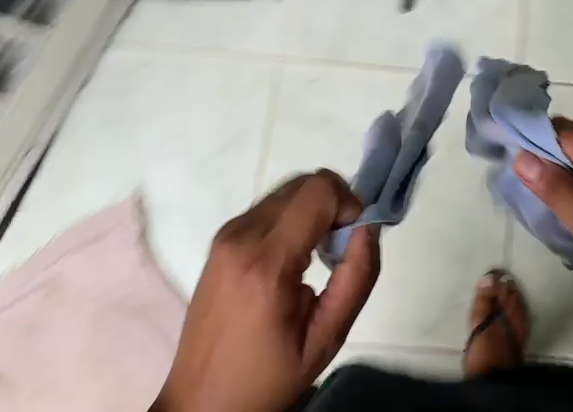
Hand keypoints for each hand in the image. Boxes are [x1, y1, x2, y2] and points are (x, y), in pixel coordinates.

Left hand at [159, 171, 380, 411]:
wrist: (202, 403)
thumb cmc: (267, 377)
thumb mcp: (326, 339)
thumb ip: (357, 277)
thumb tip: (370, 225)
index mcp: (267, 263)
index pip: (318, 190)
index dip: (348, 204)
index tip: (351, 241)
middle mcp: (241, 236)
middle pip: (304, 183)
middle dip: (333, 205)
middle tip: (337, 250)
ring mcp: (226, 234)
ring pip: (287, 190)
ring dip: (312, 211)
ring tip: (315, 257)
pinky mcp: (220, 238)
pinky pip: (269, 206)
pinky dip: (292, 218)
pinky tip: (293, 258)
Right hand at [514, 118, 572, 322]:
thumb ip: (557, 190)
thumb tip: (521, 156)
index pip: (564, 132)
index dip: (533, 139)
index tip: (504, 156)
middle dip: (542, 153)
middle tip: (513, 178)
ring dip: (556, 169)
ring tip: (530, 193)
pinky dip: (572, 181)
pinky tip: (559, 204)